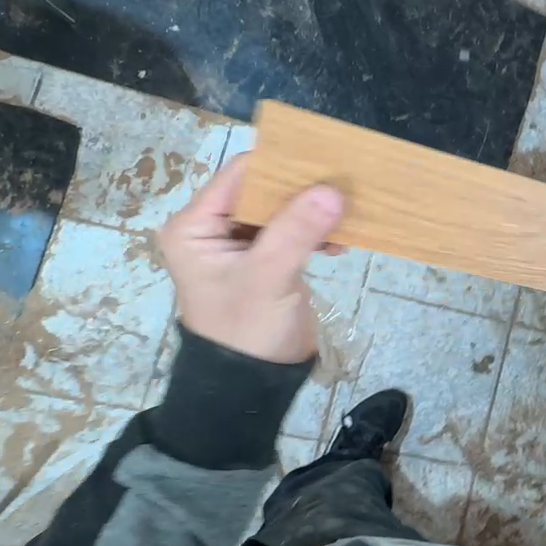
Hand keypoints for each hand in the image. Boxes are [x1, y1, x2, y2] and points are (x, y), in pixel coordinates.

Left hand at [157, 154, 344, 363]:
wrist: (254, 383)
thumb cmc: (247, 330)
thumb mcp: (268, 278)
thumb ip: (297, 231)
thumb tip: (333, 189)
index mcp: (196, 225)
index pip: (241, 175)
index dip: (282, 164)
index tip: (327, 161)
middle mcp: (215, 228)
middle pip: (265, 188)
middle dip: (305, 186)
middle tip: (346, 182)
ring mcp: (243, 245)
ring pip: (285, 209)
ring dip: (316, 210)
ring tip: (349, 213)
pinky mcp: (269, 260)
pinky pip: (295, 231)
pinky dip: (318, 231)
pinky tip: (342, 242)